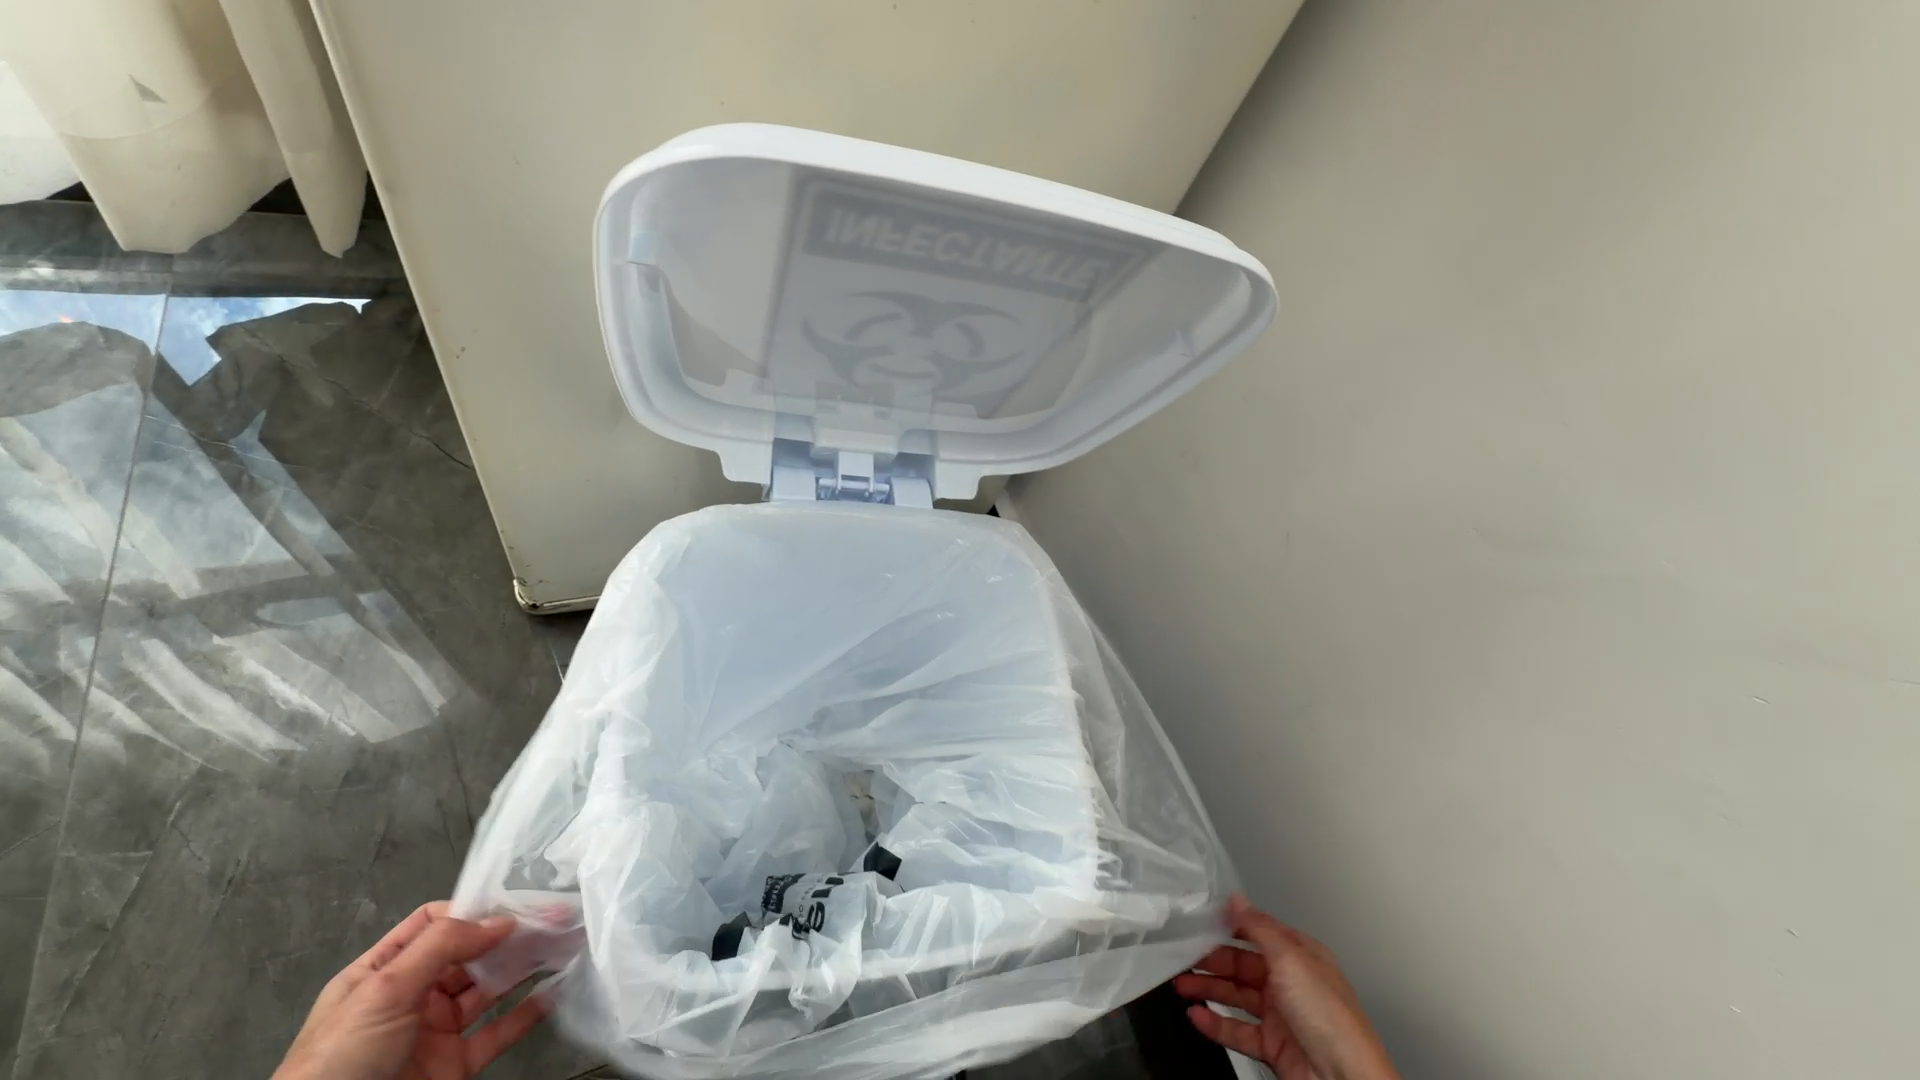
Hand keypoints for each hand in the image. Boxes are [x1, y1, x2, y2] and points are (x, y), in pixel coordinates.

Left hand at [274, 902, 546, 1079]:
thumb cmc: (344, 1054)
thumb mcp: (383, 990)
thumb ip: (441, 947)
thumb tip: (501, 919)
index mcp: (382, 973)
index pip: (433, 925)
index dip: (472, 911)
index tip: (514, 903)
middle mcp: (412, 997)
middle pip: (467, 954)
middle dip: (509, 935)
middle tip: (555, 919)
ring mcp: (435, 1033)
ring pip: (488, 990)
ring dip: (524, 968)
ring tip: (562, 946)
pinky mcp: (455, 1066)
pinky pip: (497, 1034)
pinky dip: (526, 1014)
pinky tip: (552, 993)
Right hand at [1176, 894, 1399, 1079]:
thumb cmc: (1330, 1018)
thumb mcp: (1291, 960)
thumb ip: (1259, 928)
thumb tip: (1237, 899)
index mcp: (1300, 957)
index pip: (1258, 933)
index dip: (1229, 927)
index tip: (1198, 922)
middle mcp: (1290, 983)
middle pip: (1242, 965)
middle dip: (1212, 960)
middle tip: (1182, 956)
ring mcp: (1280, 1015)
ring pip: (1236, 996)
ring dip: (1208, 989)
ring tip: (1180, 986)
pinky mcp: (1272, 1046)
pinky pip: (1237, 1030)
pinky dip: (1215, 1023)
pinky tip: (1196, 1016)